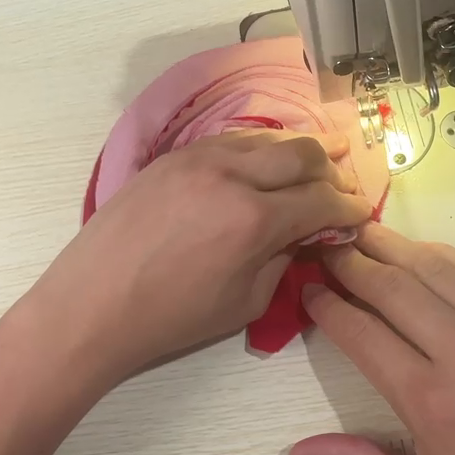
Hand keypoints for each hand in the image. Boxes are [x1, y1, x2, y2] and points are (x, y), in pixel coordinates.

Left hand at [31, 131, 372, 377]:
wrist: (95, 300)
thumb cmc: (171, 317)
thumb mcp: (244, 302)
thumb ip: (283, 259)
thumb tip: (305, 233)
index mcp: (254, 219)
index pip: (321, 199)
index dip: (348, 207)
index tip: (359, 213)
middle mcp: (232, 175)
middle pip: (301, 152)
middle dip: (330, 169)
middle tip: (339, 187)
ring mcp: (200, 156)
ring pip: (266, 137)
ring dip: (296, 150)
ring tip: (313, 162)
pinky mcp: (175, 153)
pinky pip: (231, 138)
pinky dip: (257, 147)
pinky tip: (263, 160)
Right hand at [290, 224, 454, 454]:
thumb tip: (296, 451)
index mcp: (433, 403)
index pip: (360, 332)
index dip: (326, 305)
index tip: (305, 287)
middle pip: (392, 285)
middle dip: (350, 262)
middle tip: (323, 248)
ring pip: (436, 267)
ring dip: (393, 246)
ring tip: (361, 234)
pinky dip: (445, 255)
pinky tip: (424, 251)